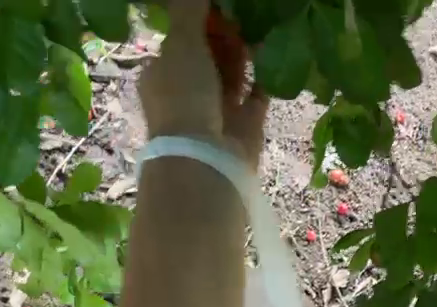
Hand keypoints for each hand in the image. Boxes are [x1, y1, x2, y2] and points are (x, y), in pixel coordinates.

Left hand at [141, 0, 268, 167]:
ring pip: (232, 77)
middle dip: (224, 36)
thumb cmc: (184, 97)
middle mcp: (187, 96)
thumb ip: (188, 9)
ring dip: (244, 54)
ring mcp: (217, 114)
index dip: (198, 20)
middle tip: (242, 13)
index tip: (217, 5)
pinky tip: (275, 55)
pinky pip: (257, 97)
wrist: (205, 161)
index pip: (179, 40)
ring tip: (259, 26)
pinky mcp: (244, 129)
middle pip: (208, 58)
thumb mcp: (181, 42)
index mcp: (162, 76)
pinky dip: (265, 78)